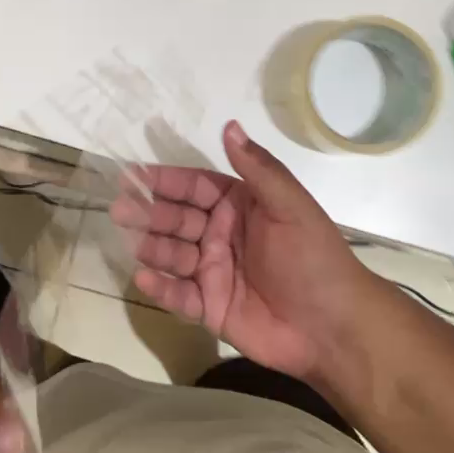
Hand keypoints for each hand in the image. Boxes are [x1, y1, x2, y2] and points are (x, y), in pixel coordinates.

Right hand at [111, 121, 384, 383]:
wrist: (332, 326)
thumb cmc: (313, 260)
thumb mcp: (291, 208)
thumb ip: (258, 169)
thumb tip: (230, 125)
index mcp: (240, 207)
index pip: (195, 187)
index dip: (166, 180)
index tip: (133, 175)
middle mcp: (222, 235)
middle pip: (177, 219)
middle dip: (149, 213)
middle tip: (121, 209)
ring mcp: (213, 272)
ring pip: (172, 255)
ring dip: (152, 247)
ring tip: (135, 243)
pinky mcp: (209, 307)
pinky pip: (178, 294)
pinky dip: (161, 287)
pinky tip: (145, 277)